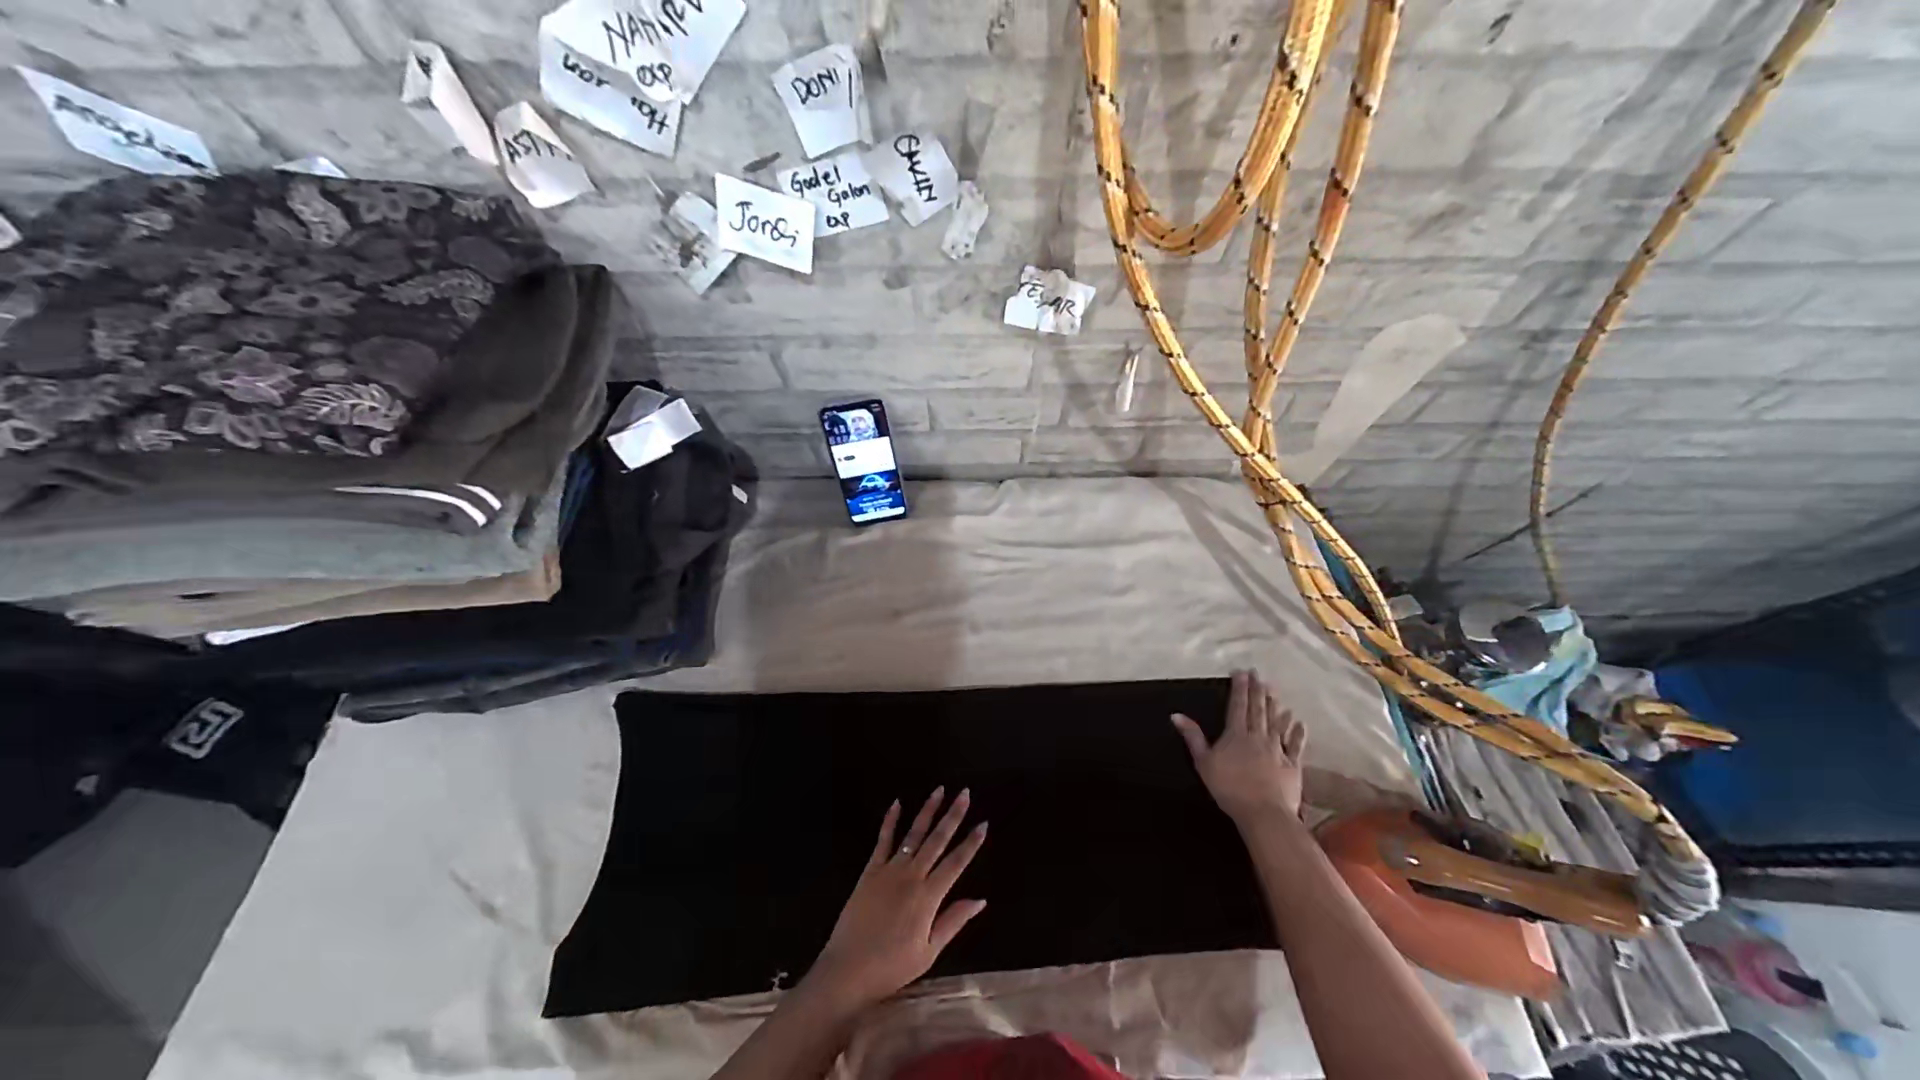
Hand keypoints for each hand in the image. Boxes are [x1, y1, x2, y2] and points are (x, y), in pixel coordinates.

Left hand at [805, 787, 988, 1009]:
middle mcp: (911, 877)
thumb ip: (953, 921)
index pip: (956, 863)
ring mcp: (889, 870)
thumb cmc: (891, 966)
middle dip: (953, 815)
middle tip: (964, 793)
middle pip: (937, 840)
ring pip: (913, 834)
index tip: (983, 823)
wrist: (847, 970)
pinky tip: (897, 804)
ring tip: (939, 791)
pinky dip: (890, 821)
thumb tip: (980, 899)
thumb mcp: (929, 951)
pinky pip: (882, 841)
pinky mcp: (870, 871)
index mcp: (928, 897)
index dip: (971, 843)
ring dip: (927, 811)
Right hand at [1172, 670, 1307, 827]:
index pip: (1237, 706)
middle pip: (1257, 710)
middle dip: (1257, 690)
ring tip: (1274, 690)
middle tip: (1258, 674)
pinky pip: (1295, 744)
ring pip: (1276, 722)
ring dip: (1274, 705)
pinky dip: (1296, 732)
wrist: (1264, 812)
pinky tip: (1298, 721)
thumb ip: (1192, 737)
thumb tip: (1176, 714)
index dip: (1239, 688)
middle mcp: (1258, 736)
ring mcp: (1277, 749)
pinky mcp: (1292, 764)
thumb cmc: (1229, 788)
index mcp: (1236, 734)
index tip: (1241, 672)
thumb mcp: (1203, 762)